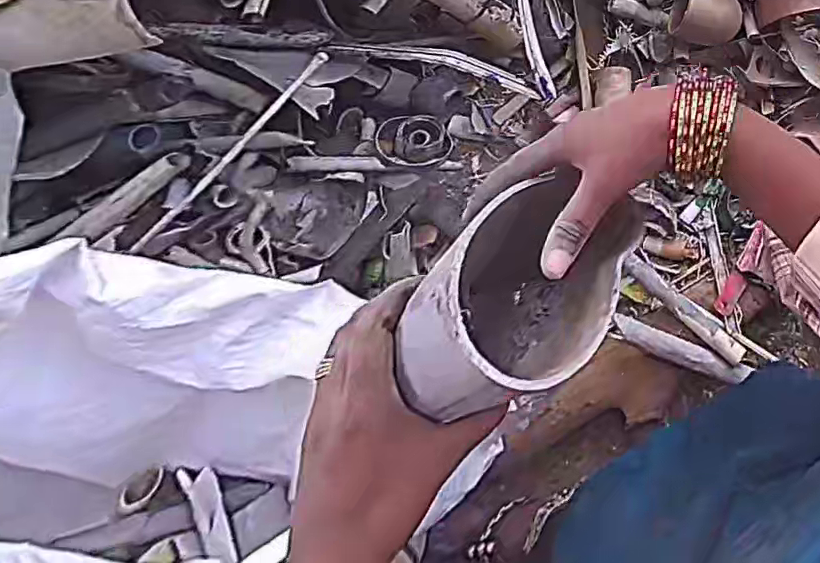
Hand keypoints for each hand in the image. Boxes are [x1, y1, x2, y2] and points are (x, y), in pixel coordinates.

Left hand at [290, 280, 508, 562]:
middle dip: (378, 306)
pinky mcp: (313, 434)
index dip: (391, 298)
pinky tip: (376, 367)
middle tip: (411, 297)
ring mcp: (318, 418)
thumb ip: (479, 420)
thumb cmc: (377, 513)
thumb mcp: (442, 457)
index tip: (416, 284)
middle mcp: (332, 403)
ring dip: (361, 329)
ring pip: (333, 354)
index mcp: (362, 400)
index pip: (368, 327)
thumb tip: (505, 394)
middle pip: (346, 333)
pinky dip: (351, 356)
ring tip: (395, 322)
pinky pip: (329, 376)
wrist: (334, 558)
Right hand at [469, 84, 672, 279]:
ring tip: (551, 207)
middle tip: (511, 210)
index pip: (513, 167)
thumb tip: (550, 264)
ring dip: (560, 182)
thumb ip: (575, 224)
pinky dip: (588, 178)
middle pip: (540, 161)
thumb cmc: (639, 140)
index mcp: (560, 140)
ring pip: (570, 160)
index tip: (473, 209)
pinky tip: (597, 192)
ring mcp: (601, 130)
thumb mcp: (600, 187)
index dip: (491, 190)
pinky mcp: (623, 136)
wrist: (684, 116)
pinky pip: (594, 160)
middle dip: (525, 186)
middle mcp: (576, 130)